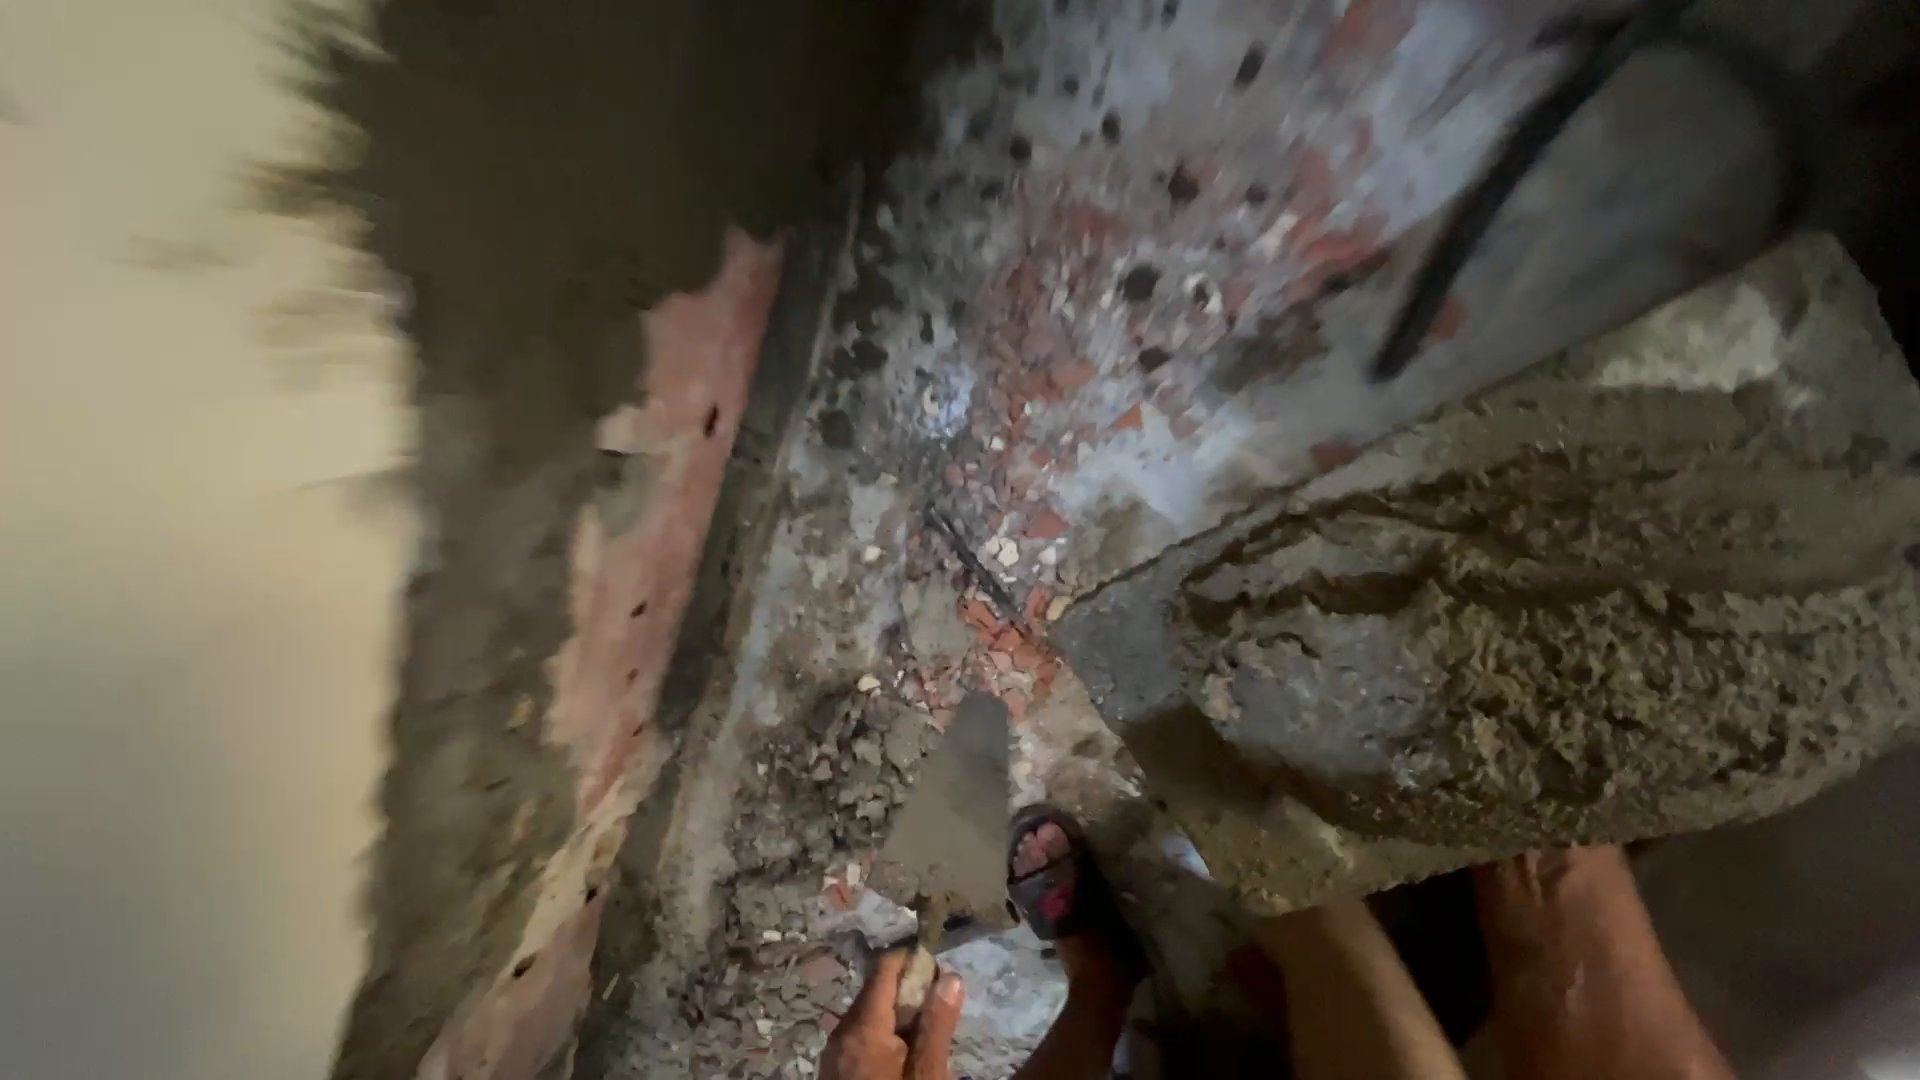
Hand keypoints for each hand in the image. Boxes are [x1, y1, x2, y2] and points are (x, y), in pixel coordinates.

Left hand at [820, 950, 964, 1079]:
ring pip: (871, 1013)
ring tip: (927, 1042)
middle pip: (878, 989)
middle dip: (911, 992)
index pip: (885, 965)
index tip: (942, 976)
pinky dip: (885, 1036)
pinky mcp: (834, 1072)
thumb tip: (951, 976)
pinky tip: (904, 1062)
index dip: (915, 961)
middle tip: (940, 1015)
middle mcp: (841, 1030)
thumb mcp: (926, 1076)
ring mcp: (833, 1053)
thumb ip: (938, 1024)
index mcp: (862, 1025)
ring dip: (900, 1017)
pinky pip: (861, 1037)